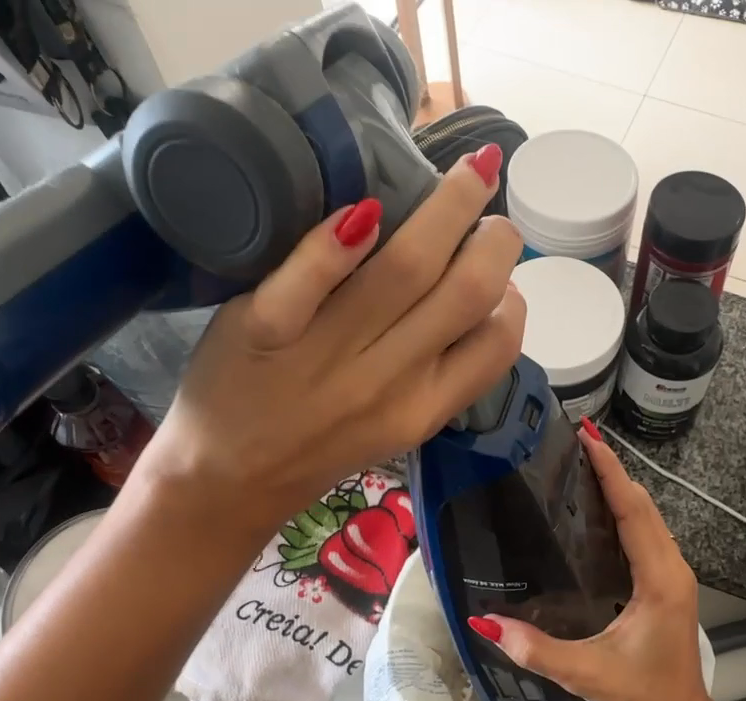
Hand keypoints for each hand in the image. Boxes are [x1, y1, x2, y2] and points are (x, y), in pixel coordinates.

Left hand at [137, 147, 524, 527]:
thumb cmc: (319, 451)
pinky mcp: (263, 331)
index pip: (498, 345)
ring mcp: (326, 354)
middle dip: (496, 239)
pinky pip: (305, 282)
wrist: (230, 482)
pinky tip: (364, 211)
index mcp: (425, 406)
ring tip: (467, 174)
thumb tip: (482, 304)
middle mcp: (389, 381)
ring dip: (446, 210)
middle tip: (490, 204)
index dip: (515, 299)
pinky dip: (336, 246)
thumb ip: (439, 374)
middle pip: (464, 293)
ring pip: (403, 271)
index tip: (504, 275)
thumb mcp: (397, 428)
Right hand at [470, 423, 723, 700]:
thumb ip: (537, 649)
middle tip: (576, 443)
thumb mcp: (586, 674)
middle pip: (643, 506)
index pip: (634, 512)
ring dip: (620, 490)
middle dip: (612, 471)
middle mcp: (672, 568)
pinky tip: (597, 511)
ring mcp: (673, 575)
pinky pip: (646, 535)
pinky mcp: (666, 584)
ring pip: (648, 518)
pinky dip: (625, 513)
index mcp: (660, 580)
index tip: (589, 439)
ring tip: (583, 467)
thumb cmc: (642, 695)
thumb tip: (485, 622)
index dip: (611, 474)